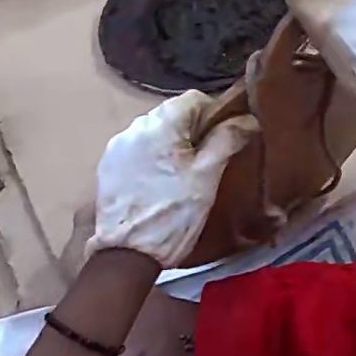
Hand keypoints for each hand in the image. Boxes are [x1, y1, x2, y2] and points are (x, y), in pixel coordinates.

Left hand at [88, 90, 260, 265]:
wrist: (127, 256)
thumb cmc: (174, 213)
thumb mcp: (207, 176)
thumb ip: (227, 139)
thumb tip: (248, 119)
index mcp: (160, 123)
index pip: (194, 99)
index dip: (213, 114)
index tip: (221, 140)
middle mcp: (135, 126)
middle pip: (173, 114)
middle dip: (192, 130)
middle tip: (205, 160)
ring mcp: (117, 146)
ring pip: (154, 131)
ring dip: (170, 143)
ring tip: (181, 174)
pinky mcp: (107, 165)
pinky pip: (137, 148)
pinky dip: (151, 157)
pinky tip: (158, 183)